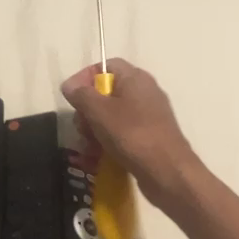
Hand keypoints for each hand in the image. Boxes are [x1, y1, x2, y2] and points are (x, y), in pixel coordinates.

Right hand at [60, 58, 202, 199]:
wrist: (168, 172)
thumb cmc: (132, 135)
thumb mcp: (100, 112)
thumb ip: (82, 95)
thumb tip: (70, 85)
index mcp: (135, 78)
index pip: (106, 66)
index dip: (85, 77)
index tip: (71, 96)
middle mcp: (144, 92)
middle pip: (107, 92)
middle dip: (88, 110)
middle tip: (82, 128)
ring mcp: (149, 116)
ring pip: (112, 115)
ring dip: (95, 130)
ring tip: (89, 147)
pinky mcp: (150, 137)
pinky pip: (123, 133)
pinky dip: (109, 142)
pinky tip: (99, 158)